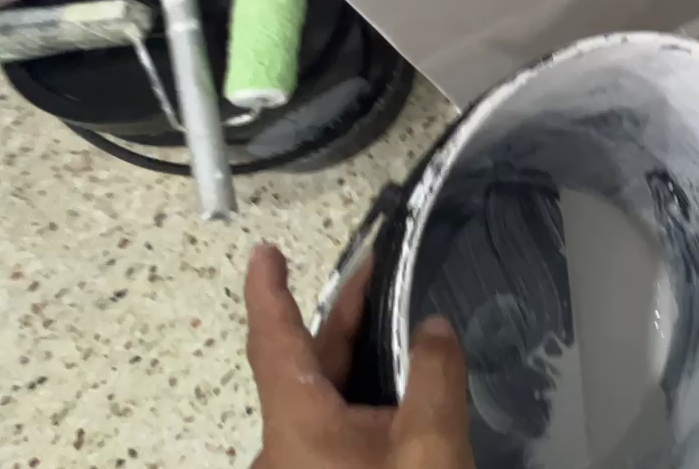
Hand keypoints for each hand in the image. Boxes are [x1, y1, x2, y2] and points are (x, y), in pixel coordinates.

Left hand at [245, 243, 475, 468]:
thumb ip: (435, 375)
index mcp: (297, 427)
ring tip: (399, 317)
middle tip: (383, 268)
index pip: (274, 342)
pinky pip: (330, 424)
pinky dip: (361, 390)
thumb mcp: (430, 446)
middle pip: (305, 362)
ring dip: (355, 352)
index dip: (267, 292)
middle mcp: (283, 447)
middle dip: (342, 311)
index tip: (262, 251)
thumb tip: (434, 326)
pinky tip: (399, 387)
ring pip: (320, 395)